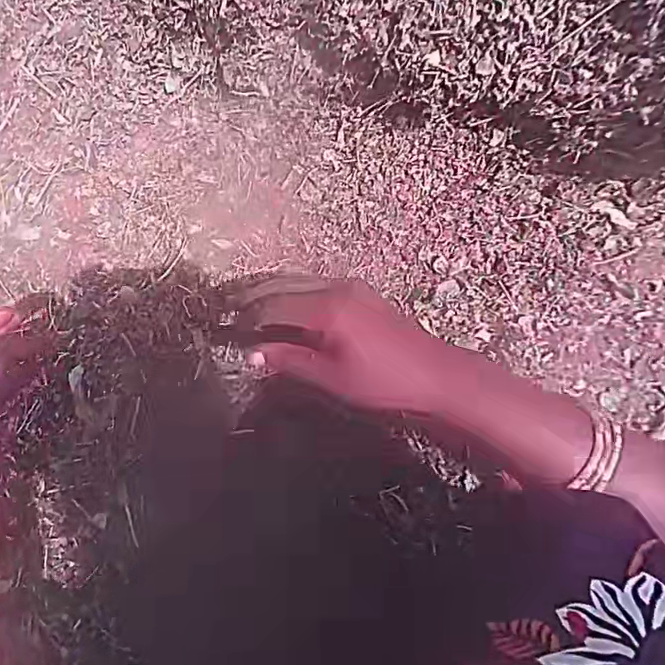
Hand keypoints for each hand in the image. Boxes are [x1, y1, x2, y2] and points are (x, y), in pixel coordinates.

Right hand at [230, 276, 474, 417]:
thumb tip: (254, 355)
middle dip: (253, 298)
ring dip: (272, 294)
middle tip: (227, 310)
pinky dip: (294, 294)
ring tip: (249, 309)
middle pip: (281, 286)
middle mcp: (337, 288)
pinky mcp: (362, 293)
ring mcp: (351, 288)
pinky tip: (287, 310)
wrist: (437, 374)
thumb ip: (291, 361)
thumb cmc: (388, 381)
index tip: (226, 327)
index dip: (246, 318)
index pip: (272, 307)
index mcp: (327, 308)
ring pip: (299, 283)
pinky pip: (316, 286)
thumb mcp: (332, 377)